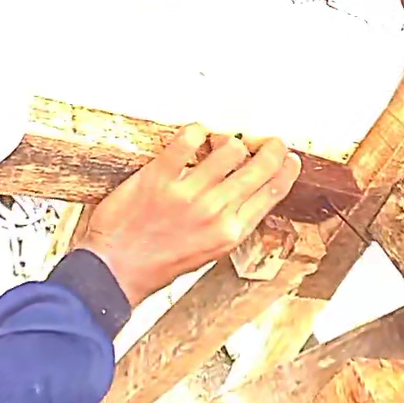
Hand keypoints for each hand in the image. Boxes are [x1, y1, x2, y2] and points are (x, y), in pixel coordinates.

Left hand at [79, 126, 303, 306]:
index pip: (272, 192)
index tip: (288, 157)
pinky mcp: (160, 178)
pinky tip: (195, 134)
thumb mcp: (208, 249)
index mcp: (230, 232)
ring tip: (220, 142)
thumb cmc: (159, 261)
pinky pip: (188, 141)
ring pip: (230, 149)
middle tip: (266, 139)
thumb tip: (248, 187)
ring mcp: (188, 194)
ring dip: (229, 140)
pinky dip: (196, 131)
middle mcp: (214, 213)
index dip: (285, 169)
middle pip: (259, 168)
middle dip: (270, 147)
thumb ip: (230, 219)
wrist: (115, 271)